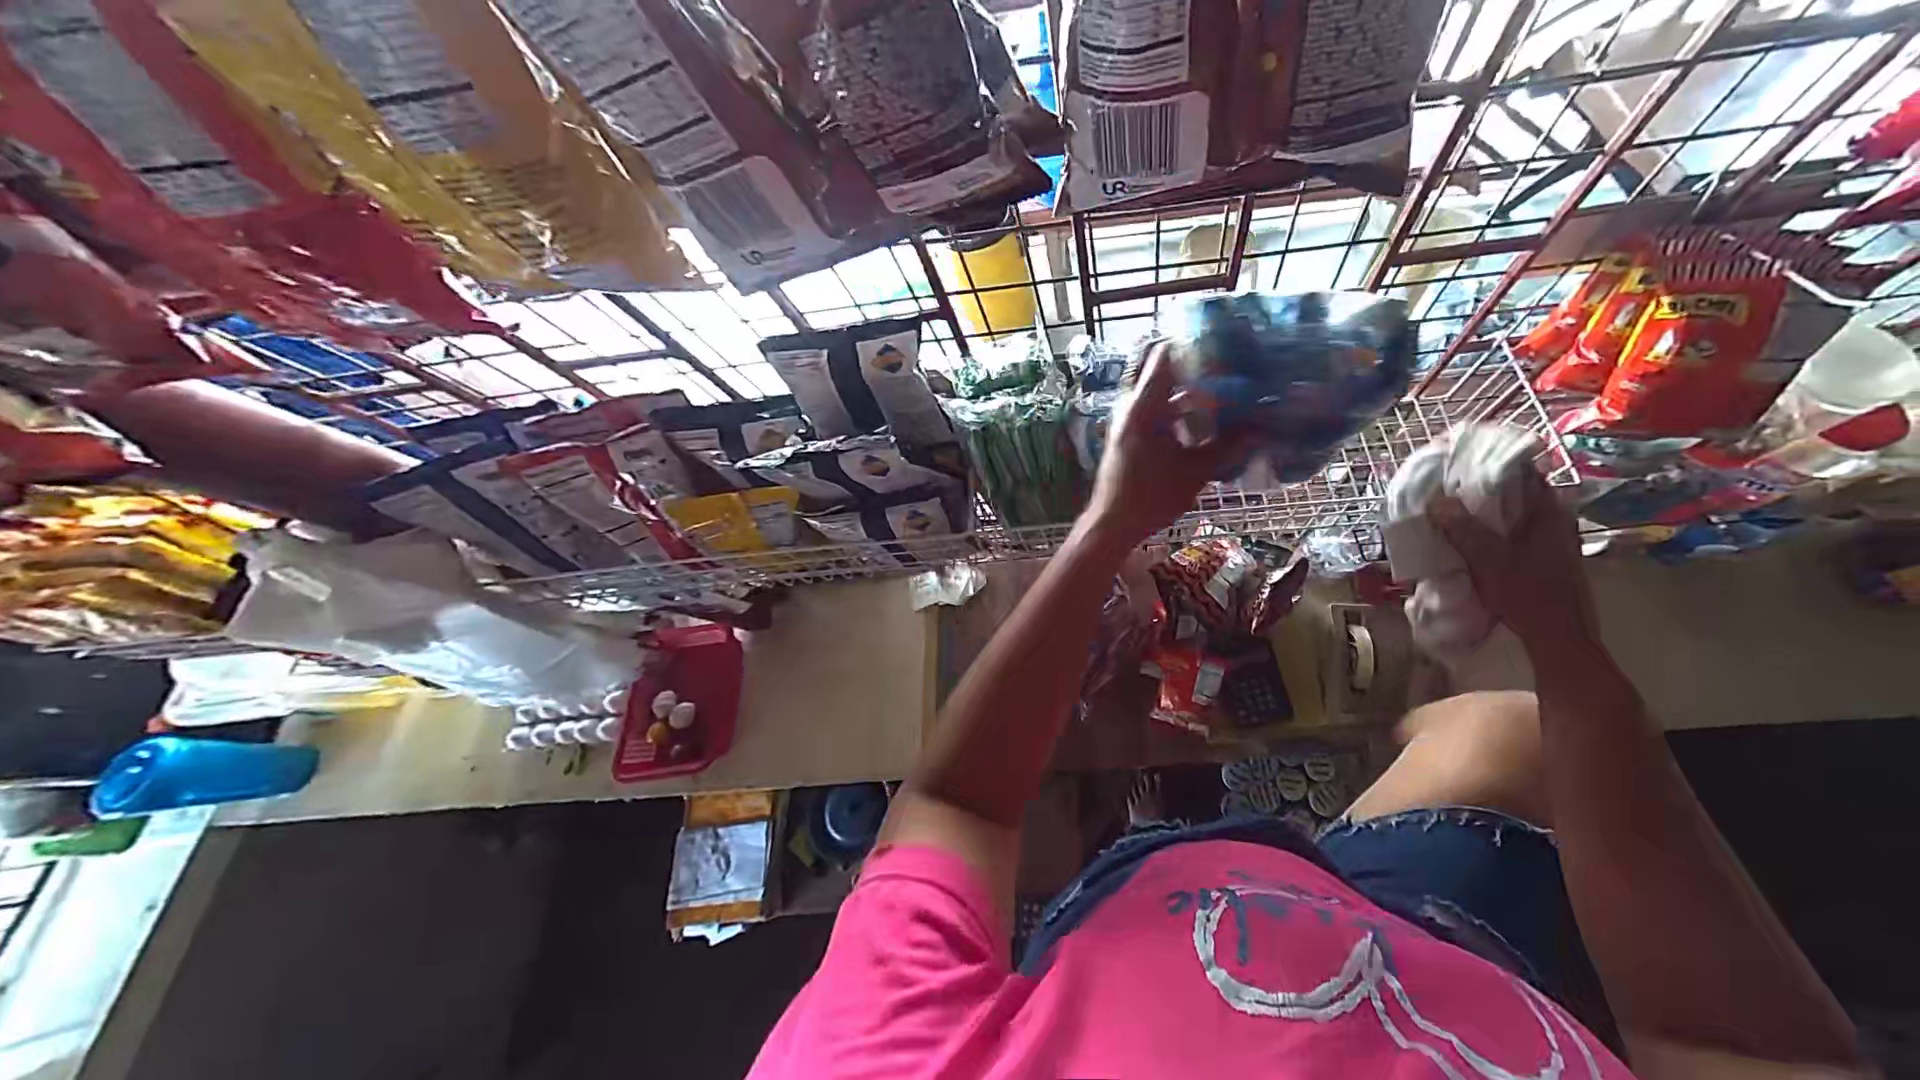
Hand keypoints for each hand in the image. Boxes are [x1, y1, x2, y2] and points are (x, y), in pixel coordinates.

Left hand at [1085, 342, 1247, 544]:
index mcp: (1144, 405)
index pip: (1165, 352)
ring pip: (1160, 387)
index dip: (1195, 341)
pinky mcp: (1130, 432)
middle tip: (1227, 363)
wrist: (1113, 523)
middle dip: (1193, 361)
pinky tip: (1204, 420)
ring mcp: (1128, 418)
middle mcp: (1132, 404)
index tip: (1225, 341)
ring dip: (1188, 387)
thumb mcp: (1196, 472)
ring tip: (1224, 390)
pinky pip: (1155, 407)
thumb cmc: (1149, 498)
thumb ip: (1230, 446)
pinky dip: (1178, 407)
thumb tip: (1266, 427)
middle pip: (1161, 365)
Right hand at [1429, 468, 1600, 655]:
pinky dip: (1495, 523)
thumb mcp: (1488, 561)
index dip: (1490, 461)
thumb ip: (1463, 530)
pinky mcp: (1548, 552)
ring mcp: (1555, 535)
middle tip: (1447, 482)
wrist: (1560, 635)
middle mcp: (1556, 516)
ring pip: (1517, 508)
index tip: (1459, 458)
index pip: (1521, 469)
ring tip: (1454, 506)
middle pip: (1517, 487)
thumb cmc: (1527, 594)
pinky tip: (1474, 533)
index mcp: (1547, 511)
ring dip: (1488, 505)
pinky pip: (1518, 525)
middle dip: (1483, 483)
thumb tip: (1436, 501)